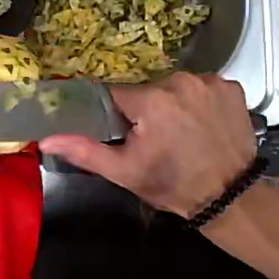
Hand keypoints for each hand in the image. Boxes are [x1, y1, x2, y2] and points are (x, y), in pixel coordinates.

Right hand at [39, 72, 255, 216]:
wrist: (230, 197)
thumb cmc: (173, 185)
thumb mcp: (125, 171)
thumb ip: (85, 150)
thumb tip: (46, 138)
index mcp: (151, 99)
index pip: (119, 94)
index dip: (119, 113)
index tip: (127, 131)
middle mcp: (180, 81)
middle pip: (149, 89)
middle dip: (149, 110)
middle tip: (158, 139)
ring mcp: (210, 82)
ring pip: (176, 86)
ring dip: (175, 103)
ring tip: (183, 133)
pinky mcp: (232, 87)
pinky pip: (204, 87)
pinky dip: (202, 101)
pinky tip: (204, 124)